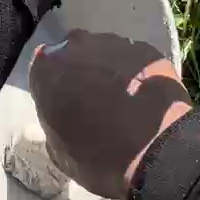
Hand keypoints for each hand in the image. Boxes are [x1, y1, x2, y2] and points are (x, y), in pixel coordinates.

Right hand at [29, 31, 190, 199]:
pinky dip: (134, 73)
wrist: (156, 150)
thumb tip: (60, 114)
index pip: (42, 68)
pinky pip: (133, 58)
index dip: (53, 85)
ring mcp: (113, 42)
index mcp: (48, 68)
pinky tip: (143, 97)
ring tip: (121, 100)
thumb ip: (53, 121)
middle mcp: (77, 45)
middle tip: (91, 100)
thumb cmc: (99, 156)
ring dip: (107, 69)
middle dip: (79, 71)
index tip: (63, 103)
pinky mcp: (144, 48)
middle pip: (73, 53)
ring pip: (104, 51)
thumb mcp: (59, 151)